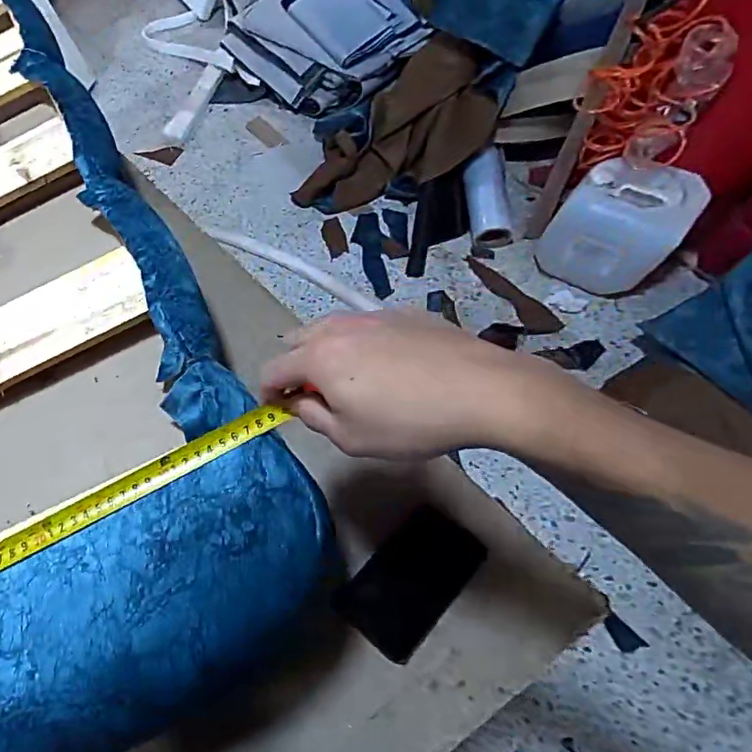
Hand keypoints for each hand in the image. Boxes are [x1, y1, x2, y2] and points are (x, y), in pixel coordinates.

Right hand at [259, 310, 584, 459]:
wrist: (485, 390)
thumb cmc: (410, 422)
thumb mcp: (351, 437)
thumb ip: (313, 417)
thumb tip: (297, 403)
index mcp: (317, 357)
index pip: (272, 369)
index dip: (267, 392)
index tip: (276, 409)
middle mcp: (338, 328)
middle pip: (296, 340)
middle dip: (293, 366)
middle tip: (313, 394)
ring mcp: (372, 316)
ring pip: (331, 328)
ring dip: (325, 351)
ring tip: (349, 378)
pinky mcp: (405, 314)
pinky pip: (366, 326)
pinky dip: (361, 343)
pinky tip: (391, 367)